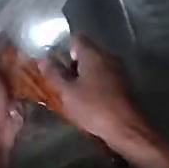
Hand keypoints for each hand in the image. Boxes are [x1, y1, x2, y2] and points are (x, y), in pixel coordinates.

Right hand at [39, 36, 153, 152]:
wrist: (125, 128)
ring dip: (83, 76)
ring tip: (72, 93)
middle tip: (61, 82)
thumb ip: (54, 74)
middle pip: (86, 52)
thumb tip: (43, 60)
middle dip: (72, 65)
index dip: (64, 50)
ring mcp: (118, 70)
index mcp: (93, 54)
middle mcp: (108, 57)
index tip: (56, 66)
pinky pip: (104, 77)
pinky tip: (88, 100)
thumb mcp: (67, 92)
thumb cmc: (93, 107)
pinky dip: (95, 84)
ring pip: (96, 65)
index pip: (76, 39)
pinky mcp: (123, 84)